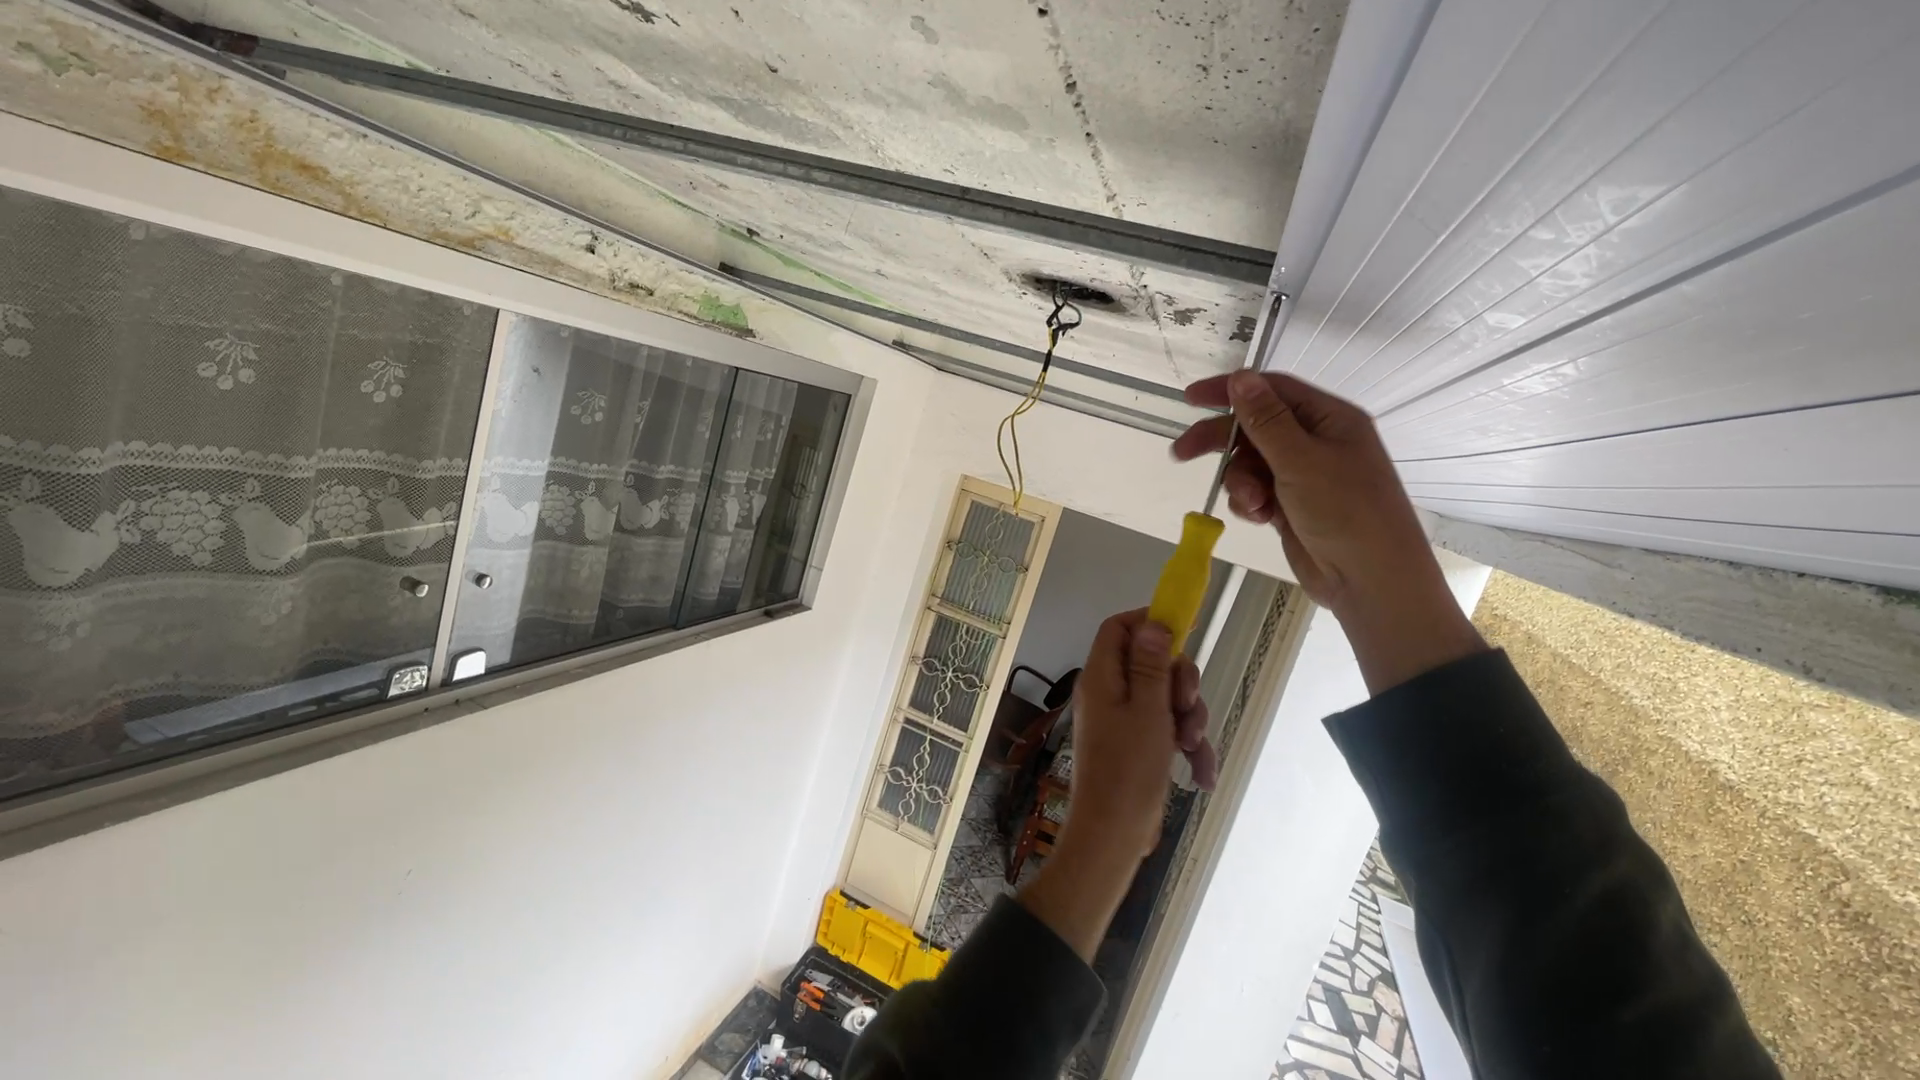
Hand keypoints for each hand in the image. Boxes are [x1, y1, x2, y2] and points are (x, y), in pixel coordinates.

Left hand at [1066, 610, 1215, 856]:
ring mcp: (1122, 721)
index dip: (1149, 622)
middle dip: (1180, 682)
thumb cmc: (1129, 768)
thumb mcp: (1148, 709)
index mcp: (1102, 678)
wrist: (1114, 834)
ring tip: (1193, 746)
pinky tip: (1203, 775)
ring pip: (1165, 699)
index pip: (1118, 628)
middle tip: (1187, 705)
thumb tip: (1152, 623)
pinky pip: (1166, 731)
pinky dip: (1186, 748)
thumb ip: (1151, 664)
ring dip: (1188, 719)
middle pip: (1150, 663)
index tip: (1185, 630)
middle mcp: (1108, 694)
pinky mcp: (1135, 747)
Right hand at [1173, 370, 1485, 693]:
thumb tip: (1241, 377)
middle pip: (1254, 428)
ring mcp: (1303, 475)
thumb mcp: (1301, 461)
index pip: (1272, 390)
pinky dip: (1249, 503)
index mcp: (1328, 419)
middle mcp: (1316, 441)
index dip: (1230, 390)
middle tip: (1182, 453)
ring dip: (1240, 482)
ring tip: (1251, 504)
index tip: (1190, 399)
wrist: (1370, 580)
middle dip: (1220, 441)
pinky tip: (1258, 517)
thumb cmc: (1346, 512)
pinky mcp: (1291, 505)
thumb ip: (1265, 420)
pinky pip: (1255, 492)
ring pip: (1249, 464)